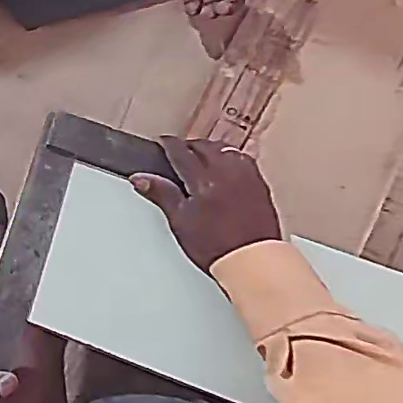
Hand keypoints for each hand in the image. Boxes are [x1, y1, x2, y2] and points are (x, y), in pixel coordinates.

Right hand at [130, 138, 281, 269]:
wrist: (253, 261)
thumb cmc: (217, 245)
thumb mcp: (179, 220)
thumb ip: (161, 194)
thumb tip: (141, 178)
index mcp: (203, 179)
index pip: (181, 153)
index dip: (169, 145)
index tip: (163, 142)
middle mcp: (227, 173)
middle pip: (205, 147)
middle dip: (190, 145)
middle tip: (179, 149)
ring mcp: (246, 178)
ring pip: (226, 151)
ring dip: (212, 149)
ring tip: (203, 154)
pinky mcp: (261, 186)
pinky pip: (244, 161)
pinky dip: (231, 158)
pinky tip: (228, 165)